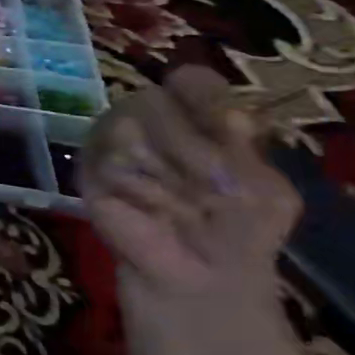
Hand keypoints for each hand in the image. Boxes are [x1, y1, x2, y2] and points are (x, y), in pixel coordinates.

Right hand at [80, 66, 301, 307]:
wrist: (201, 274)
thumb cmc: (240, 229)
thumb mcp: (266, 188)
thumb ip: (245, 149)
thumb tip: (231, 115)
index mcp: (194, 117)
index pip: (190, 80)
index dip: (203, 96)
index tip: (228, 125)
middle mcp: (147, 120)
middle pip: (151, 99)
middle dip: (188, 145)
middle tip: (214, 184)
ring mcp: (112, 142)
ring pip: (125, 127)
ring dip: (164, 170)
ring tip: (182, 203)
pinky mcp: (87, 169)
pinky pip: (107, 161)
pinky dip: (138, 187)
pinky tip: (151, 208)